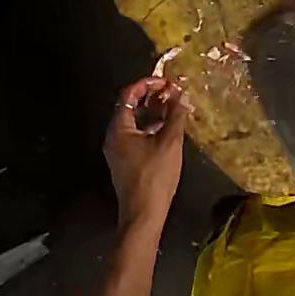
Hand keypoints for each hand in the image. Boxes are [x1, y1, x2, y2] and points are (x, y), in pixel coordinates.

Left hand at [104, 76, 187, 231]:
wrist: (143, 214)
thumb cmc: (155, 176)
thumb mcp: (169, 142)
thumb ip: (175, 115)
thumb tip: (181, 95)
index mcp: (118, 128)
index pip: (128, 94)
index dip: (147, 84)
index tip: (165, 81)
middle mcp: (113, 136)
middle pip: (130, 106)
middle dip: (151, 96)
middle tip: (171, 91)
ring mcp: (118, 149)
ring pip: (134, 121)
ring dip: (152, 111)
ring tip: (173, 105)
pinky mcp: (125, 160)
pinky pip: (136, 134)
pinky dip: (150, 126)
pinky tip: (168, 127)